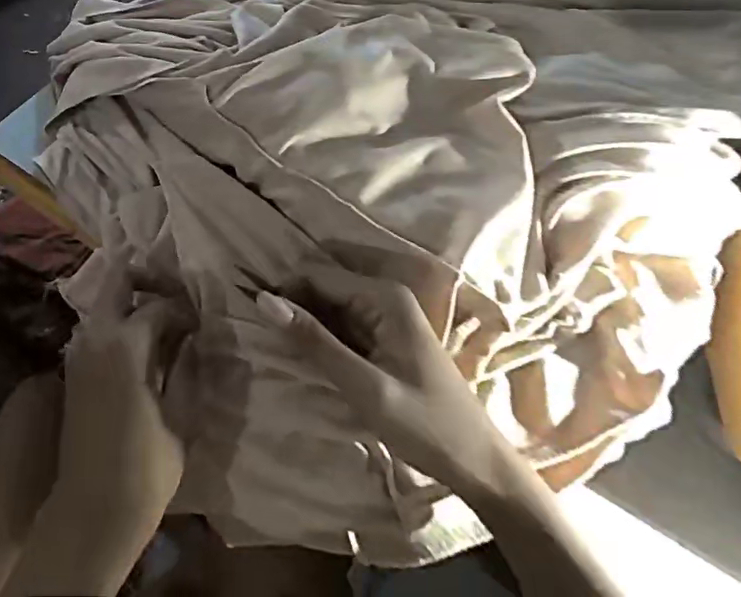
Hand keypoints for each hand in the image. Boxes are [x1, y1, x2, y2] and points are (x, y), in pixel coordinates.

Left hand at [1, 289, 191, 595]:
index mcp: (126, 342)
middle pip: (117, 279)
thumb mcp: (181, 416)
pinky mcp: (72, 364)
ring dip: (129, 300)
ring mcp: (78, 347)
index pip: (158, 304)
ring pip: (104, 302)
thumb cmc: (147, 465)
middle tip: (174, 295)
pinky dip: (116, 322)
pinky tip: (141, 346)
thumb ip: (186, 367)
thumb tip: (192, 337)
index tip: (201, 322)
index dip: (184, 309)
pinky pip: (95, 326)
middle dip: (145, 277)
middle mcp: (96, 334)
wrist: (94, 502)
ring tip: (162, 322)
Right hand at [256, 262, 519, 501]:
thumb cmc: (426, 426)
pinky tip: (310, 355)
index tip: (260, 323)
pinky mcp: (383, 333)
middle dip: (293, 303)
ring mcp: (386, 313)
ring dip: (304, 319)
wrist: (480, 467)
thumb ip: (314, 341)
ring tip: (287, 348)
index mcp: (384, 296)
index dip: (284, 294)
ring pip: (326, 301)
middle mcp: (385, 294)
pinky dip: (319, 332)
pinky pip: (339, 319)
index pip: (313, 273)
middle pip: (320, 282)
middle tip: (273, 338)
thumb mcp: (364, 387)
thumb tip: (263, 299)